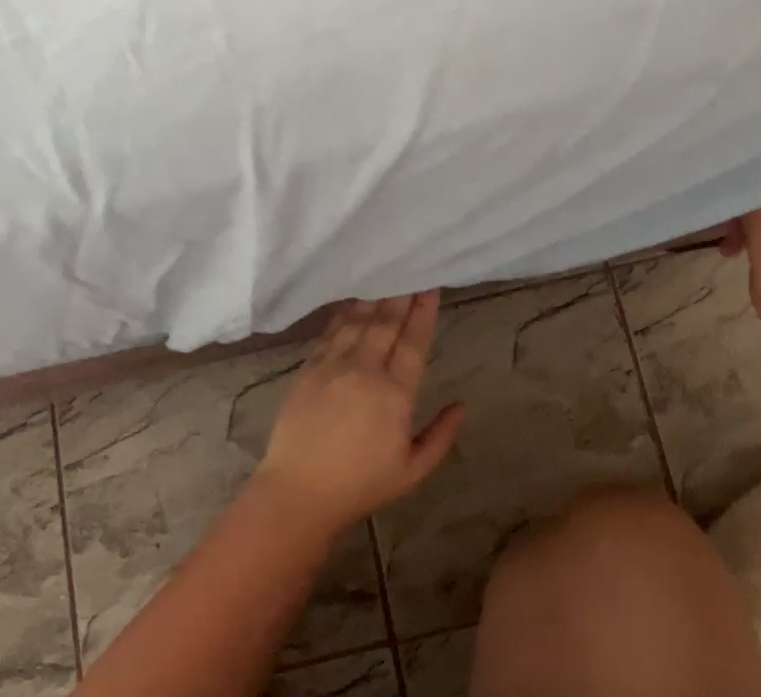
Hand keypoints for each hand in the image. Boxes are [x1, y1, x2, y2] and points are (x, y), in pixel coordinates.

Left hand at [257, 291, 465, 533]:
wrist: (298, 492)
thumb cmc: (360, 485)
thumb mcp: (412, 470)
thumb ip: (440, 435)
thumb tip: (462, 404)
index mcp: (394, 395)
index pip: (413, 342)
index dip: (424, 311)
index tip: (431, 285)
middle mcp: (365, 371)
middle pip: (387, 323)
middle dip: (402, 294)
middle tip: (411, 268)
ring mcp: (333, 367)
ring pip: (358, 321)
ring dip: (374, 296)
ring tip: (386, 274)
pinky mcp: (308, 369)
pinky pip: (330, 332)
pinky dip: (344, 313)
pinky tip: (353, 299)